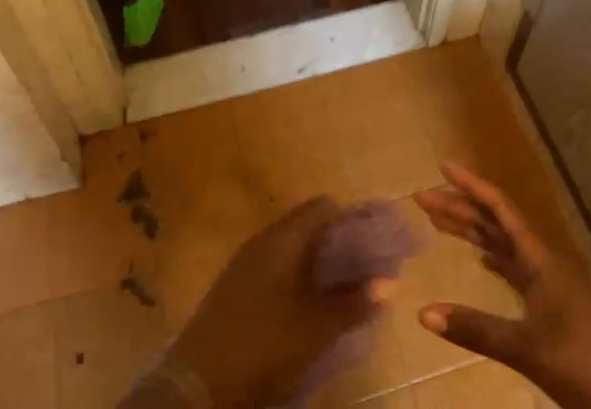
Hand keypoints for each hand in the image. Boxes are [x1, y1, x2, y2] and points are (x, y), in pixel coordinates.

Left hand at [163, 196, 399, 406]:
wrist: (199, 382)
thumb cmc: (263, 345)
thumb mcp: (316, 329)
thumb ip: (354, 303)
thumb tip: (390, 283)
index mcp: (282, 239)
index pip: (324, 208)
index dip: (354, 219)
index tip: (379, 241)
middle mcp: (263, 242)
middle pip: (310, 227)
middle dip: (342, 244)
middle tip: (372, 269)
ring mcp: (247, 265)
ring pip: (295, 251)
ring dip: (323, 265)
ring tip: (352, 289)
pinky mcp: (239, 289)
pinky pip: (280, 270)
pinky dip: (303, 280)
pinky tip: (317, 306)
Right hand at [414, 163, 590, 408]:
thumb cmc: (587, 366)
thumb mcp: (527, 349)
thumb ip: (476, 329)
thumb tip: (422, 312)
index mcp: (542, 261)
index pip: (501, 210)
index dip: (471, 187)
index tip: (442, 167)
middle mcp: (547, 264)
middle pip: (498, 224)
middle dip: (461, 209)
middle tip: (423, 199)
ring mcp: (555, 286)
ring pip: (507, 247)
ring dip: (474, 232)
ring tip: (441, 223)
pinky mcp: (559, 308)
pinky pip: (518, 270)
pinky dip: (495, 259)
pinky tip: (483, 261)